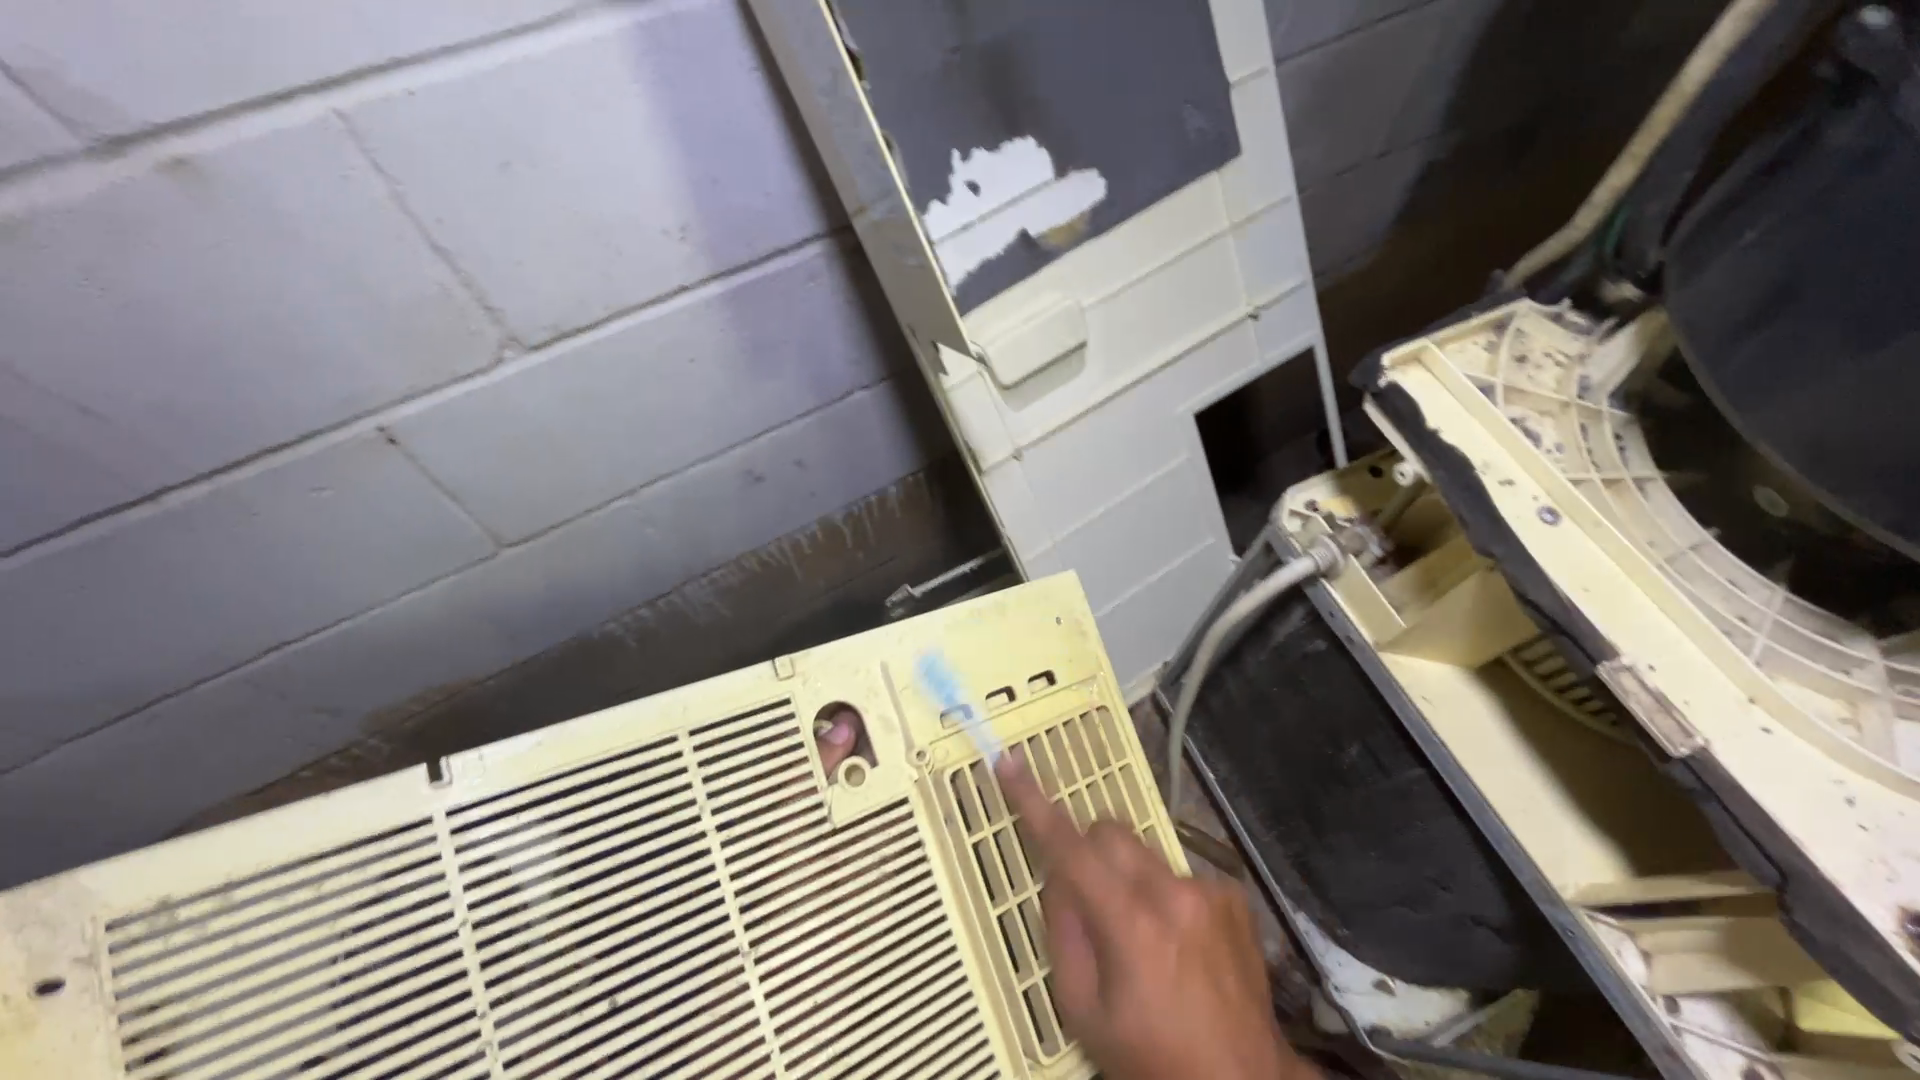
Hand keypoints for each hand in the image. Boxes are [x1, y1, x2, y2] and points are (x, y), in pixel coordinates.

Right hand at [994, 753, 1313, 1079]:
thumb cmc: (1152, 1056)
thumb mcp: (1084, 1011)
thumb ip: (1062, 933)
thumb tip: (1059, 879)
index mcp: (1131, 924)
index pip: (1069, 849)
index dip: (1033, 805)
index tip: (1010, 766)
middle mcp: (1173, 893)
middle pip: (1110, 832)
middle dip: (1088, 853)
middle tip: (1087, 898)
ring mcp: (1209, 892)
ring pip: (1145, 854)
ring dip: (1131, 880)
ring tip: (1144, 939)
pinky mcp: (1233, 897)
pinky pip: (1181, 875)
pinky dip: (1168, 897)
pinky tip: (1180, 945)